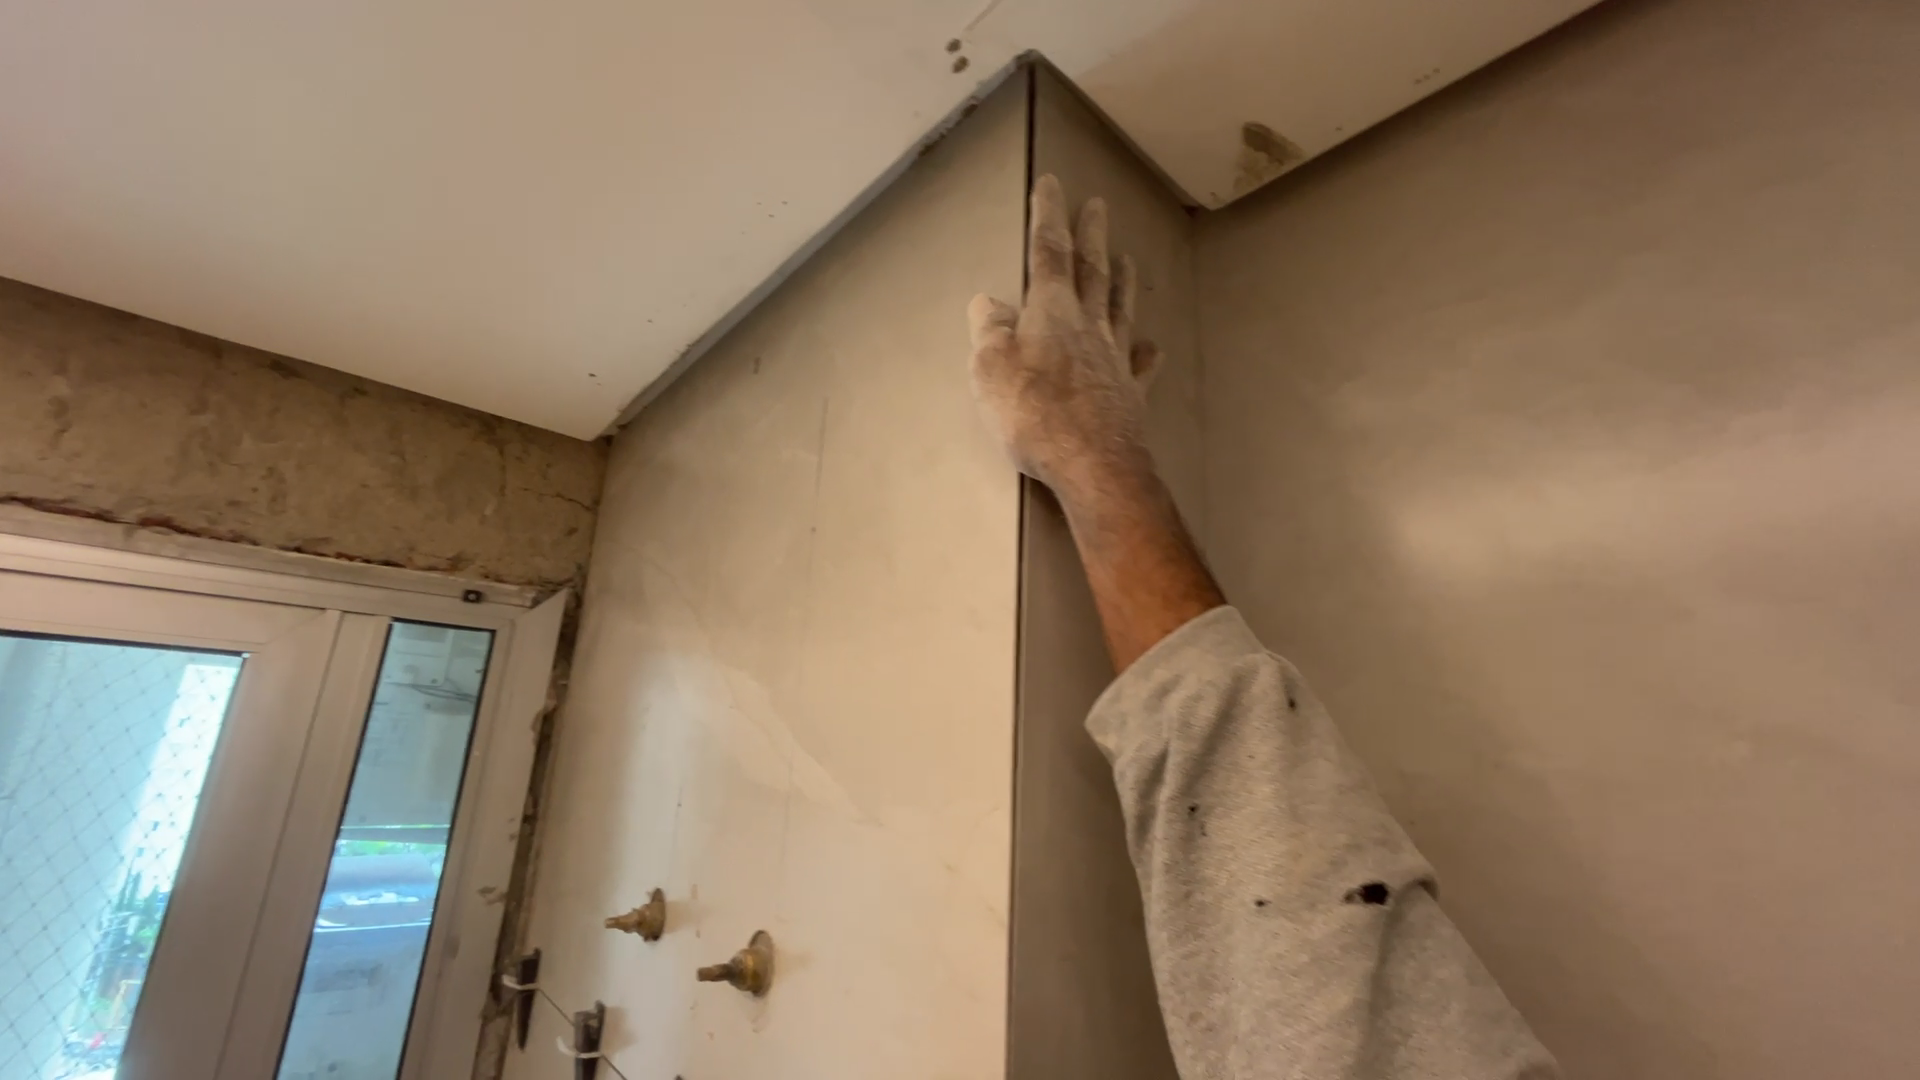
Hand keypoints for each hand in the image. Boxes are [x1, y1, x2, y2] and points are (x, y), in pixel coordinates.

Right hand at [967, 174, 1159, 496]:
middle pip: (1092, 272)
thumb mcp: (991, 368)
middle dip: (1091, 236)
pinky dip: (1145, 353)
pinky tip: (1151, 346)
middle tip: (1099, 206)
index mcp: (1052, 312)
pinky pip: (1140, 365)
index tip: (1053, 184)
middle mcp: (1089, 326)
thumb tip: (988, 301)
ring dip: (1122, 280)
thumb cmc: (1033, 412)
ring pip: (1120, 309)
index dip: (1049, 217)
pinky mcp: (1130, 394)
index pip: (1049, 253)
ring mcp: (1114, 360)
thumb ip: (990, 331)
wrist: (1091, 461)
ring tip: (1127, 257)